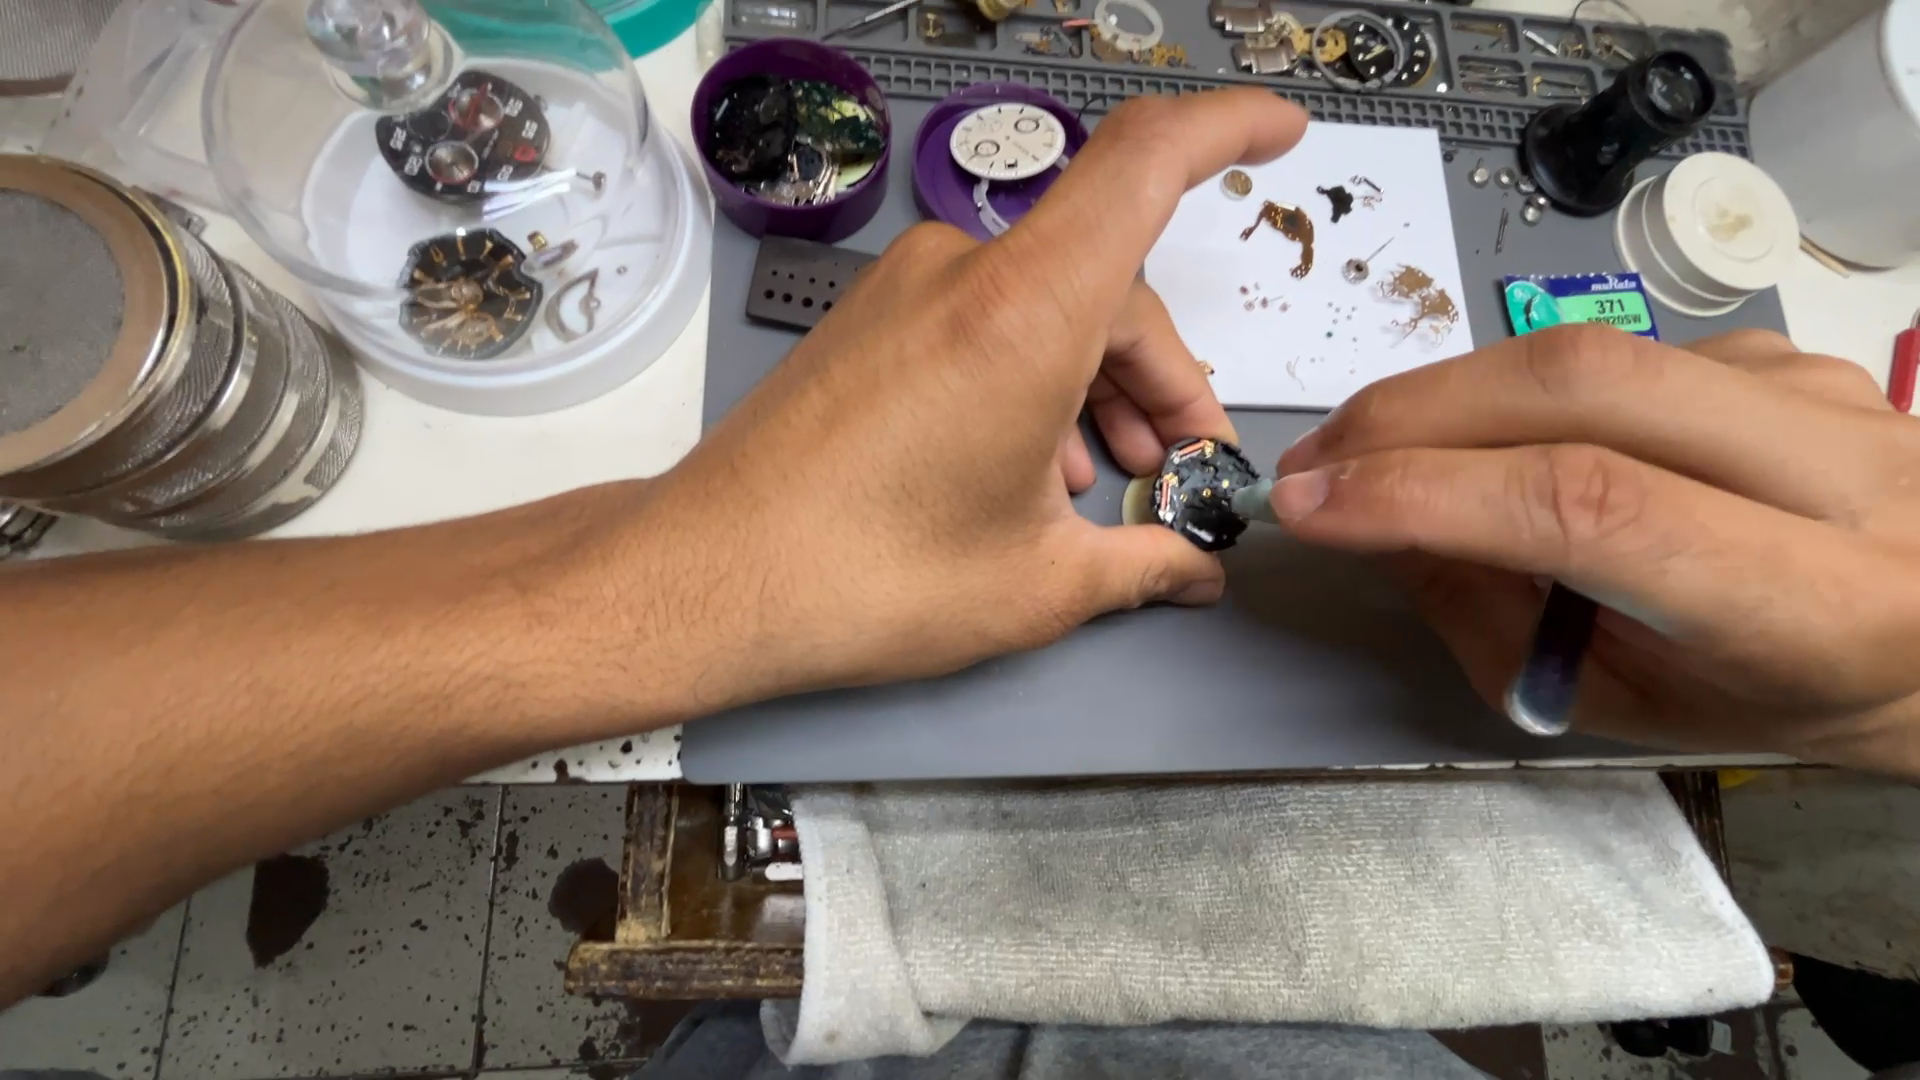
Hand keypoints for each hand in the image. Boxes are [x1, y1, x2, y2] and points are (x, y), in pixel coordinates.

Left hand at [630, 89, 1307, 708]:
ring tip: (1106, 488)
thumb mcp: (1039, 583)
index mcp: (1025, 312)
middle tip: (1180, 470)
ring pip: (1044, 312)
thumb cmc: (871, 579)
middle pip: (1106, 285)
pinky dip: (1028, 386)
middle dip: (1161, 380)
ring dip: (1094, 391)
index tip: (1279, 134)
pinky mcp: (871, 325)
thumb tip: (1192, 570)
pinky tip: (1029, 470)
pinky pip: (982, 329)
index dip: (1227, 131)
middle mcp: (963, 275)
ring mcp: (906, 294)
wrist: (711, 581)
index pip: (1146, 162)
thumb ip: (1141, 567)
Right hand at [1268, 324, 1919, 774]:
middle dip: (1406, 416)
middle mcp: (1834, 469)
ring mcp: (1806, 388)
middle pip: (1575, 388)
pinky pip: (1588, 357)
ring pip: (1574, 353)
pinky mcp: (1767, 352)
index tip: (1304, 507)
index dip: (1421, 493)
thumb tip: (1370, 520)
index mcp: (1802, 601)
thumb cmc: (1753, 698)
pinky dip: (1486, 394)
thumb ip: (1477, 606)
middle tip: (1309, 464)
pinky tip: (1459, 439)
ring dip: (1428, 396)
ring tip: (1352, 449)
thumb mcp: (1600, 696)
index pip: (1584, 508)